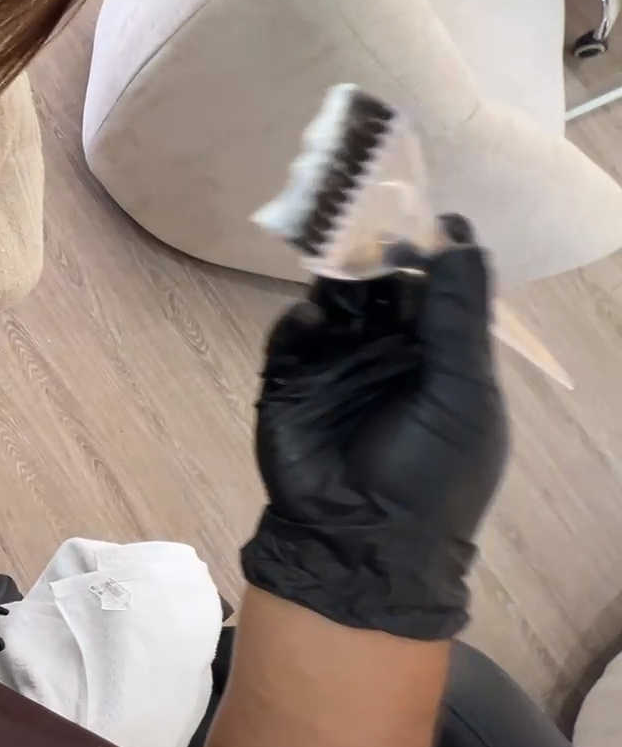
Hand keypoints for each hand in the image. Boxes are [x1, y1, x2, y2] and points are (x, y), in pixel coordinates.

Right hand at [243, 215, 508, 639]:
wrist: (362, 530)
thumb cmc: (433, 468)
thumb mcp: (463, 392)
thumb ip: (457, 320)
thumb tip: (460, 242)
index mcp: (438, 358)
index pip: (434, 293)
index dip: (431, 256)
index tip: (426, 216)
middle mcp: (384, 356)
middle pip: (376, 295)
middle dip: (372, 262)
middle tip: (362, 227)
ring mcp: (330, 370)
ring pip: (330, 312)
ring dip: (333, 286)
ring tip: (333, 264)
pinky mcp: (284, 386)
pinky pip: (287, 345)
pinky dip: (296, 324)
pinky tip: (309, 315)